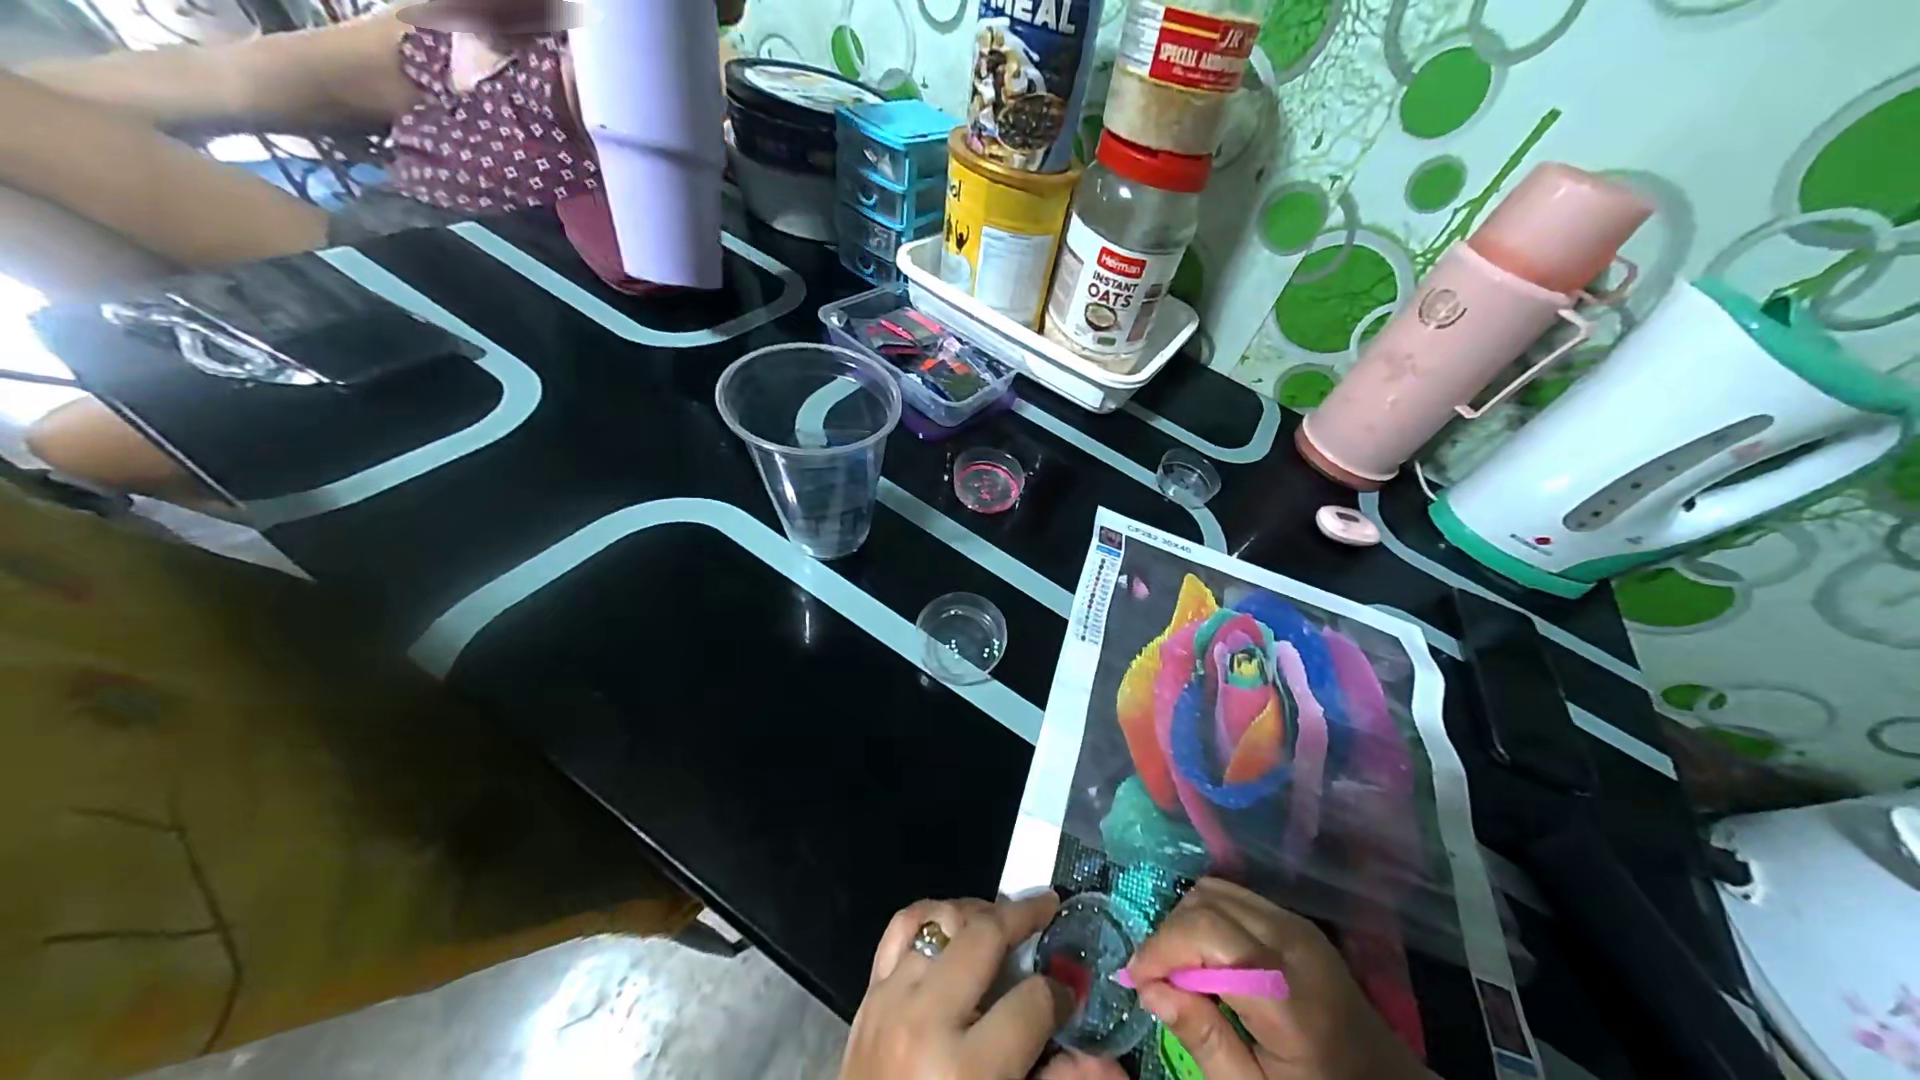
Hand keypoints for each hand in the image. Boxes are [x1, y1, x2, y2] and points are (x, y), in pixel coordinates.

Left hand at [840, 892, 1074, 1079]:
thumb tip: (1111, 1063)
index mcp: (967, 1070)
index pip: (1031, 1003)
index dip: (1060, 993)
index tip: (1070, 994)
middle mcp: (926, 1021)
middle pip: (984, 937)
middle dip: (1023, 917)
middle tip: (1047, 912)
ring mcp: (892, 999)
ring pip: (941, 919)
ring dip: (977, 912)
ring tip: (1001, 920)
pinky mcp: (869, 992)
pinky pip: (902, 927)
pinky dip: (932, 915)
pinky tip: (954, 925)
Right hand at [1126, 878, 1434, 1079]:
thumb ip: (1204, 1039)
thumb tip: (1149, 989)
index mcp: (1287, 992)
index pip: (1206, 935)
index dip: (1160, 949)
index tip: (1134, 980)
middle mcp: (1293, 941)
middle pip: (1206, 904)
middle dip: (1168, 936)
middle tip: (1154, 980)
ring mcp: (1297, 925)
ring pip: (1215, 891)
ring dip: (1185, 923)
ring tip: (1178, 969)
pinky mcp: (1296, 921)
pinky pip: (1234, 896)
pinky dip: (1206, 916)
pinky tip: (1205, 957)